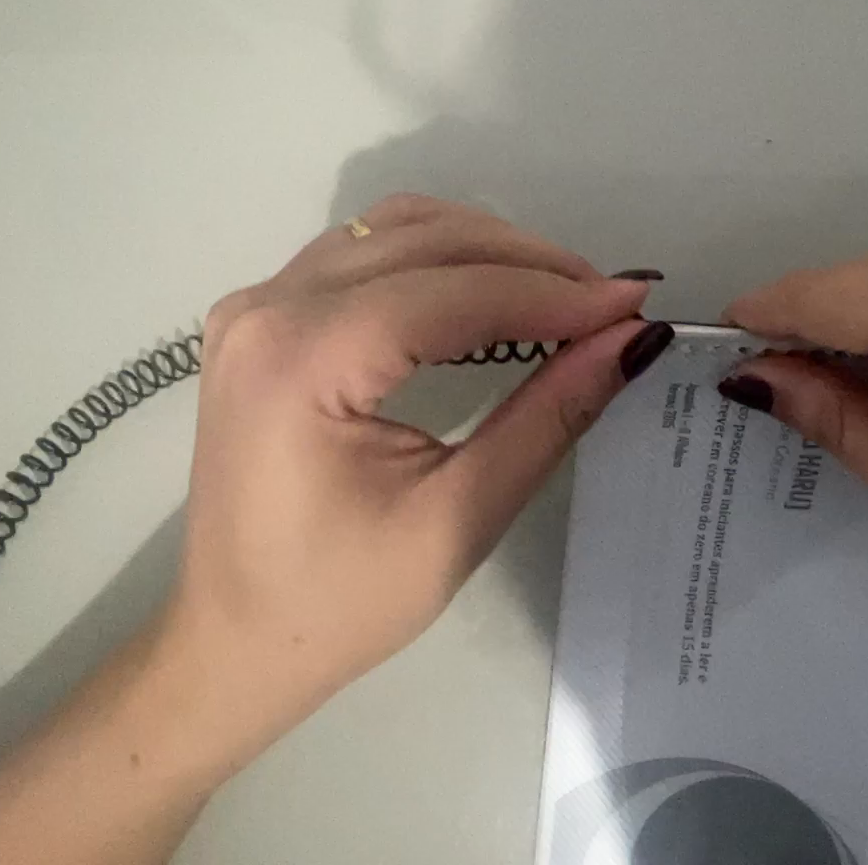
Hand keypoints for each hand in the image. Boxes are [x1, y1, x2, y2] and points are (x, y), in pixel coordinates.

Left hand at [159, 194, 672, 757]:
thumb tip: (631, 342)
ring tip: (560, 293)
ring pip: (396, 229)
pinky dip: (440, 256)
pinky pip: (367, 250)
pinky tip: (487, 289)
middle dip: (530, 264)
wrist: (235, 639)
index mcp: (302, 360)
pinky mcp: (265, 314)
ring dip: (488, 249)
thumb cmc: (341, 601)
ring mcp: (258, 303)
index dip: (553, 293)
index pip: (453, 293)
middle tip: (607, 303)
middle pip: (426, 242)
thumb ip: (548, 416)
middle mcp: (269, 308)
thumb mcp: (460, 517)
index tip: (633, 303)